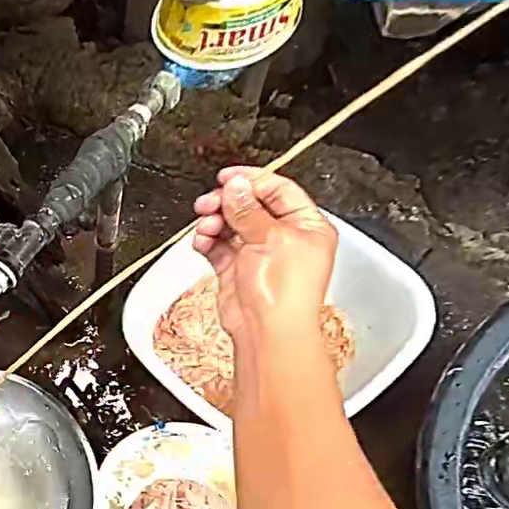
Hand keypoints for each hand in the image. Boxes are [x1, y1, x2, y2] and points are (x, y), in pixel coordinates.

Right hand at [191, 166, 336, 338]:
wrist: (267, 331)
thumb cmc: (285, 292)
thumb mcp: (271, 238)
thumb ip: (249, 209)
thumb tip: (235, 186)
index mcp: (305, 225)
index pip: (278, 190)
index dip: (251, 181)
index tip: (227, 178)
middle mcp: (282, 237)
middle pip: (249, 206)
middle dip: (226, 203)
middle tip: (209, 203)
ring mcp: (258, 253)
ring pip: (230, 225)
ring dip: (214, 222)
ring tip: (205, 227)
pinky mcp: (236, 269)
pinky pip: (217, 247)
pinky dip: (207, 241)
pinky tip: (202, 241)